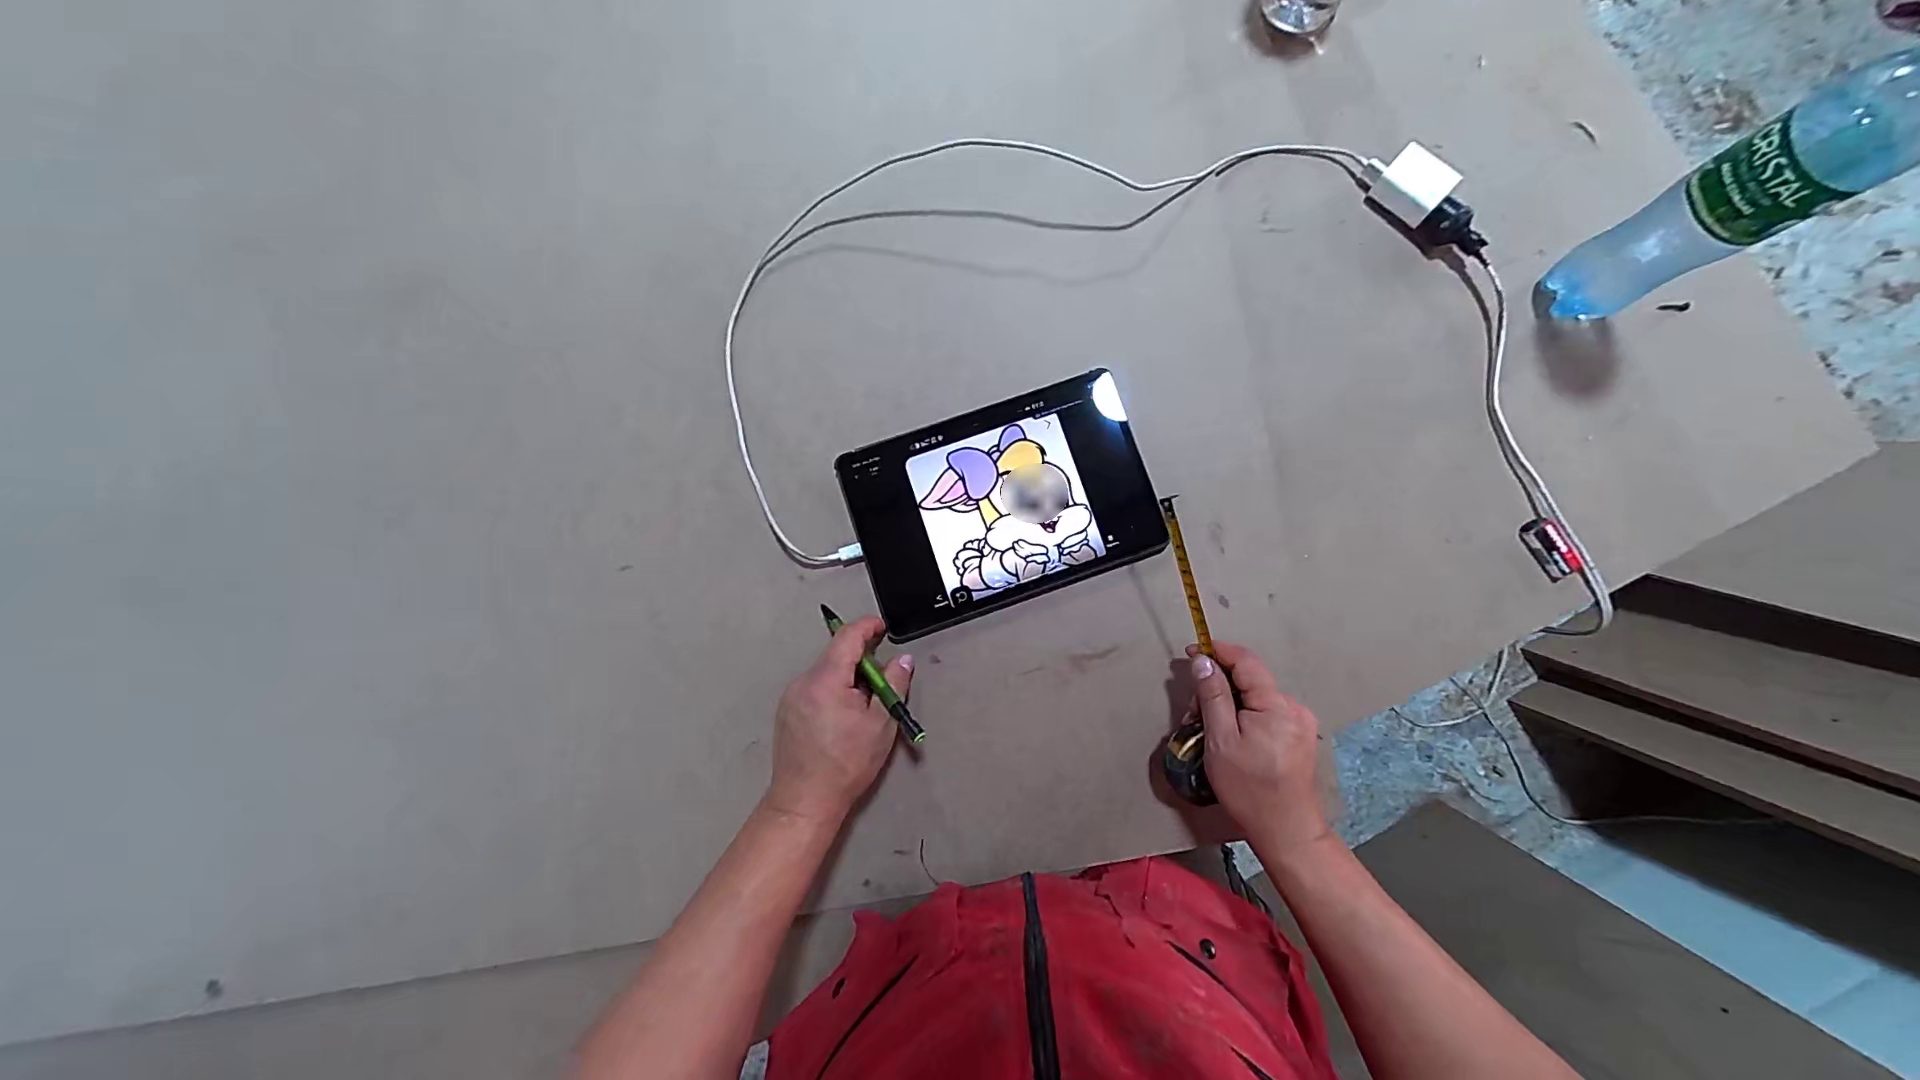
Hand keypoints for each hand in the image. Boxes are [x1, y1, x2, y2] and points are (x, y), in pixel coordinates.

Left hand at [765, 616, 912, 824]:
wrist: (805, 801)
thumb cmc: (845, 765)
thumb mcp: (881, 723)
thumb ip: (893, 685)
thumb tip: (902, 660)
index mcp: (826, 679)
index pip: (847, 636)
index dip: (868, 627)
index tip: (882, 627)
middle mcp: (804, 681)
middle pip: (836, 654)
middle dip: (862, 661)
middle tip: (881, 684)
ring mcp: (792, 696)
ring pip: (826, 672)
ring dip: (847, 678)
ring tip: (862, 710)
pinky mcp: (787, 711)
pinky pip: (814, 687)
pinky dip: (832, 691)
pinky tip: (843, 719)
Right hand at [1186, 641, 1331, 860]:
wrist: (1286, 830)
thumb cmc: (1249, 789)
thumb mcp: (1220, 740)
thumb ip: (1212, 695)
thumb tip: (1202, 661)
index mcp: (1276, 705)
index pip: (1245, 660)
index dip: (1216, 651)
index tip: (1192, 652)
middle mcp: (1294, 708)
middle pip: (1249, 679)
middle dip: (1218, 686)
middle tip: (1195, 713)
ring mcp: (1300, 722)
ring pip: (1256, 696)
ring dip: (1229, 703)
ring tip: (1210, 730)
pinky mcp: (1299, 735)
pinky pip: (1266, 711)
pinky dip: (1244, 716)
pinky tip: (1231, 737)